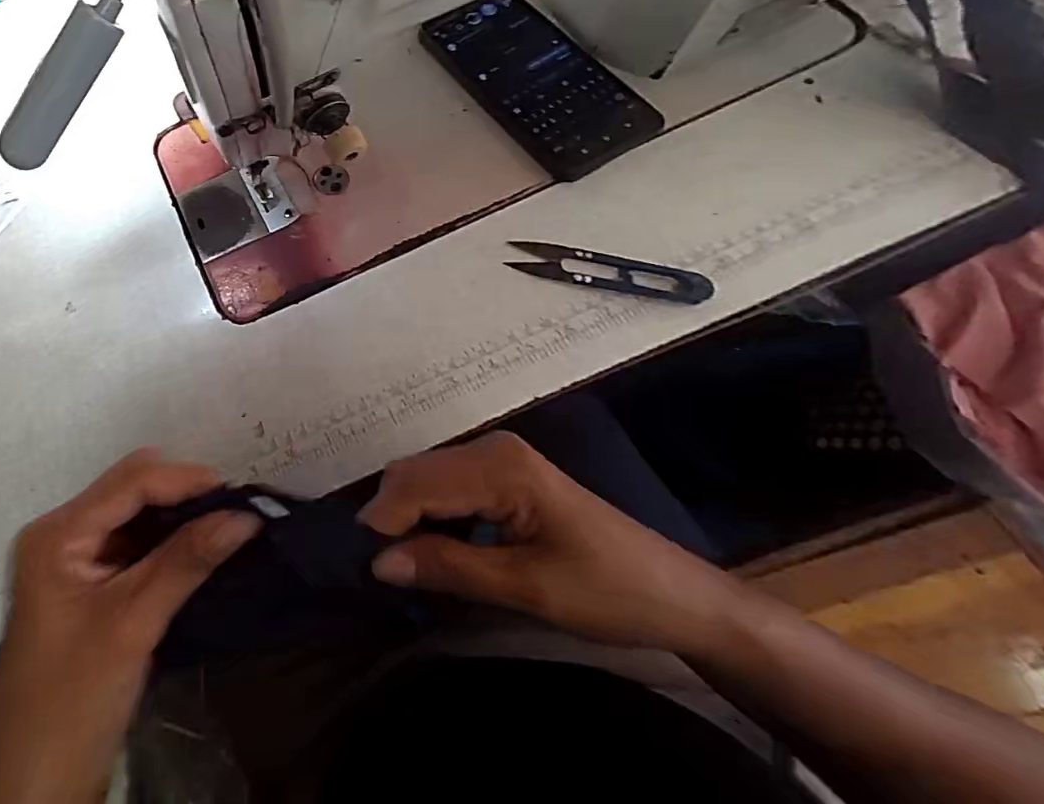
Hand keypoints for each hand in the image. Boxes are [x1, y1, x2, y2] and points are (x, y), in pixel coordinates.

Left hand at [0, 450, 261, 803]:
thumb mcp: (133, 624)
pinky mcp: (86, 580)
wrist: (36, 783)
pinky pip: (133, 540)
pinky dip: (167, 539)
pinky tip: (199, 546)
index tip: (238, 492)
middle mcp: (60, 533)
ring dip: (179, 515)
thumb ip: (187, 561)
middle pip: (130, 489)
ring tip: (226, 523)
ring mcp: (71, 557)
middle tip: (234, 509)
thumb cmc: (73, 702)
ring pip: (134, 512)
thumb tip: (245, 515)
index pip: (130, 483)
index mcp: (56, 535)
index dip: (185, 479)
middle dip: (183, 493)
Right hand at [358, 432, 764, 655]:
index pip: (416, 484)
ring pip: (424, 478)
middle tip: (385, 574)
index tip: (366, 570)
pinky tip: (436, 550)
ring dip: (407, 518)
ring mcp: (498, 459)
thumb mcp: (527, 588)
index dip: (383, 523)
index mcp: (501, 467)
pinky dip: (429, 515)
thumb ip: (450, 568)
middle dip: (390, 518)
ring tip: (406, 567)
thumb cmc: (610, 592)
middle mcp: (493, 449)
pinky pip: (445, 486)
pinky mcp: (504, 475)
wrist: (676, 594)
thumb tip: (378, 561)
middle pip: (413, 473)